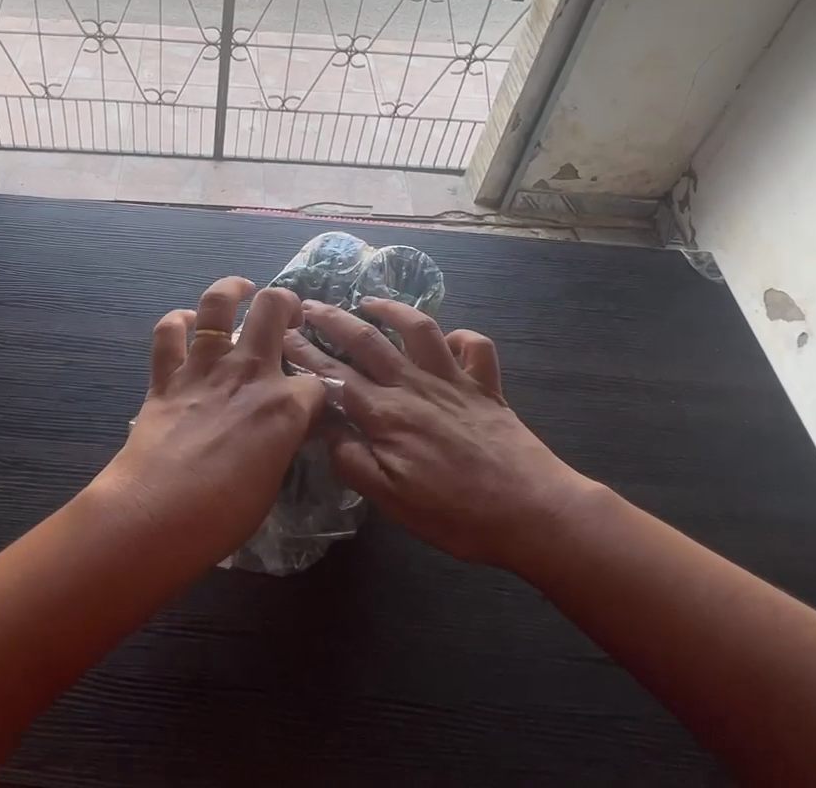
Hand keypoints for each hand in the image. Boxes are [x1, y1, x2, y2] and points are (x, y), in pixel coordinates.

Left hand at [91, 277, 327, 568]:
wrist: (156, 512)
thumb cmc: (223, 513)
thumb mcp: (273, 482)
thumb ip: (281, 444)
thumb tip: (283, 432)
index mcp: (285, 405)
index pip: (316, 383)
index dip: (317, 391)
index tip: (312, 403)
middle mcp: (248, 373)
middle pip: (274, 309)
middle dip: (287, 303)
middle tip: (288, 315)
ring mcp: (203, 368)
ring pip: (217, 304)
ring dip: (231, 288)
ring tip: (241, 289)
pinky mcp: (165, 376)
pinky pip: (168, 332)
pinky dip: (177, 322)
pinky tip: (185, 324)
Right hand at [281, 298, 595, 569]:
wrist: (531, 512)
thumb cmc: (455, 513)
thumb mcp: (390, 499)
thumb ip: (352, 459)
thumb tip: (323, 427)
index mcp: (387, 415)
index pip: (335, 376)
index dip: (306, 354)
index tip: (284, 337)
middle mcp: (416, 386)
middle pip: (368, 342)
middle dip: (334, 320)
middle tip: (309, 304)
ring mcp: (455, 382)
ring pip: (419, 331)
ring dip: (392, 310)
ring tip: (370, 302)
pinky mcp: (487, 387)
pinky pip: (476, 349)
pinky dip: (462, 337)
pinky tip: (449, 340)